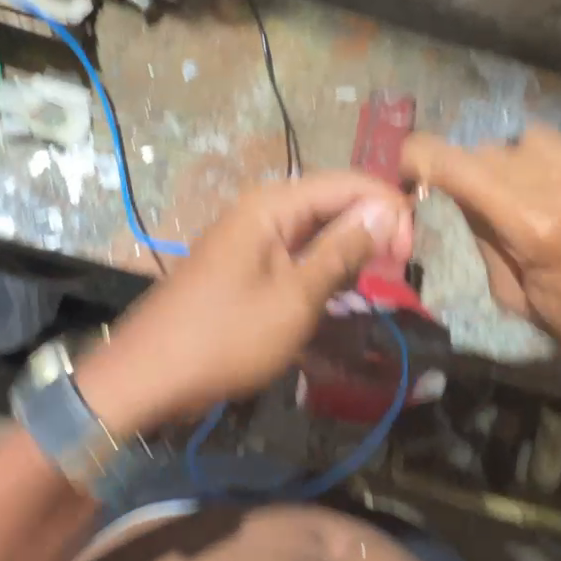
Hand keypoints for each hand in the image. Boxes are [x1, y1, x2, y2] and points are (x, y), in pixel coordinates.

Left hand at [76, 172, 413, 434]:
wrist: (148, 378)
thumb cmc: (225, 337)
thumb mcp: (295, 297)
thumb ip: (342, 250)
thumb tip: (386, 208)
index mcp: (273, 204)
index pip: (350, 182)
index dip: (388, 208)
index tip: (412, 253)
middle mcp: (263, 209)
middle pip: (334, 201)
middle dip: (373, 227)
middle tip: (400, 270)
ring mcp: (252, 238)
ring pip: (318, 229)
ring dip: (351, 249)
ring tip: (381, 281)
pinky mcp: (247, 265)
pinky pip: (298, 253)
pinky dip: (325, 268)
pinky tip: (343, 291)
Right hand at [401, 125, 560, 434]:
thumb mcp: (512, 294)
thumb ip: (479, 232)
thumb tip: (450, 188)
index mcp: (535, 225)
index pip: (455, 164)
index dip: (420, 158)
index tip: (411, 165)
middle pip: (493, 149)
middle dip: (479, 173)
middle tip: (491, 203)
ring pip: (534, 138)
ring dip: (524, 163)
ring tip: (542, 196)